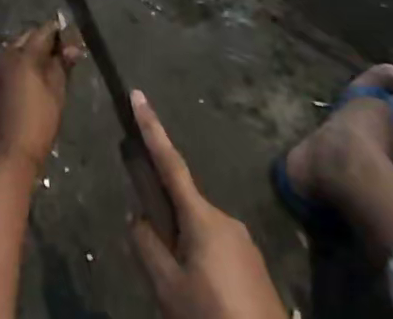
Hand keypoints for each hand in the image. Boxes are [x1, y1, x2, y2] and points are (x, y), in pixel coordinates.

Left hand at [0, 19, 84, 170]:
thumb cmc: (38, 121)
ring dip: (35, 51)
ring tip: (55, 64)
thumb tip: (72, 46)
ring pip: (19, 48)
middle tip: (66, 52)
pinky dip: (25, 62)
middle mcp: (7, 54)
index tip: (75, 38)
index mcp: (22, 54)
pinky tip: (38, 74)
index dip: (60, 32)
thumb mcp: (56, 92)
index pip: (43, 32)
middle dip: (46, 40)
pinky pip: (12, 61)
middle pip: (28, 37)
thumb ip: (62, 65)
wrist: (8, 150)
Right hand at [127, 91, 287, 318]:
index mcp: (202, 218)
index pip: (169, 163)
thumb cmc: (214, 317)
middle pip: (180, 206)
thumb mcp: (168, 287)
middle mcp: (225, 220)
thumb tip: (140, 219)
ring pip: (196, 233)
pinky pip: (214, 250)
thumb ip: (146, 245)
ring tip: (183, 297)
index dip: (151, 129)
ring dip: (182, 252)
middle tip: (159, 271)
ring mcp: (243, 243)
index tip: (138, 95)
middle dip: (164, 226)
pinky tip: (203, 302)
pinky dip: (199, 265)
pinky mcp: (254, 266)